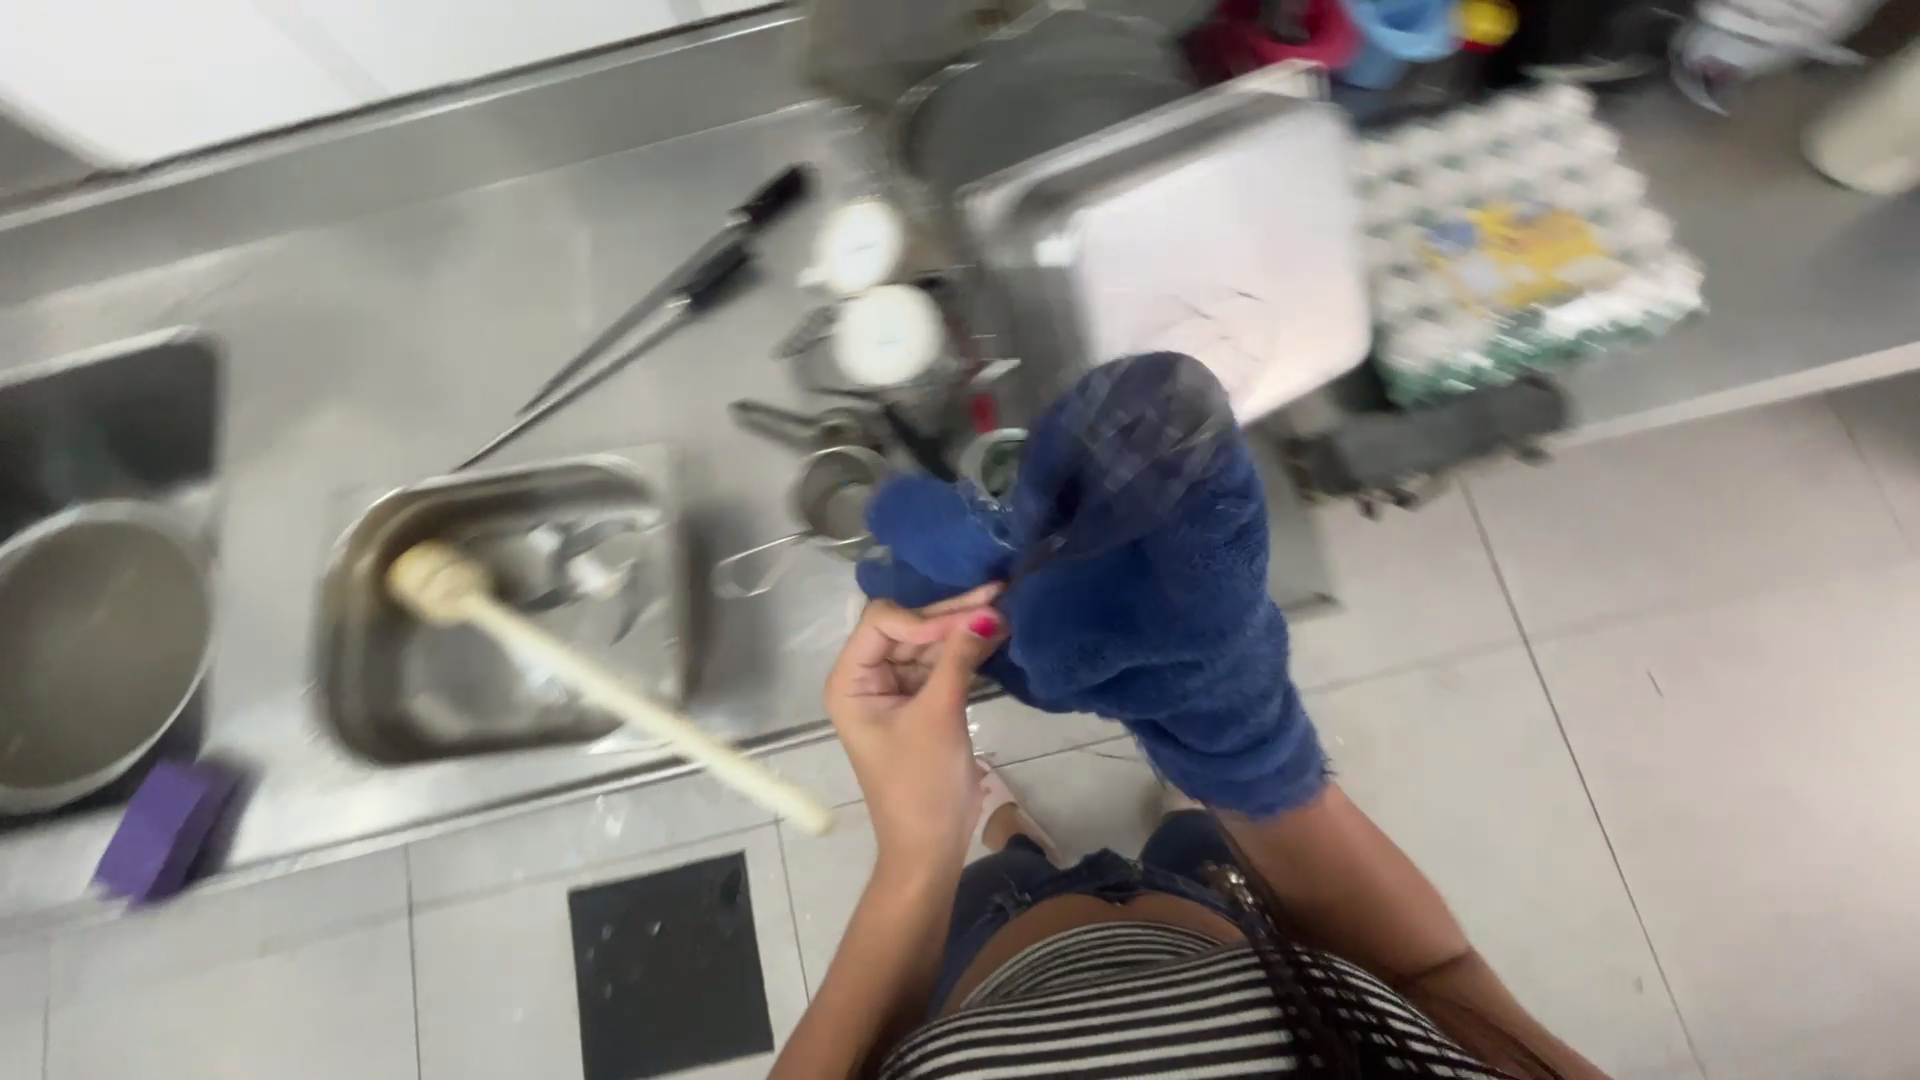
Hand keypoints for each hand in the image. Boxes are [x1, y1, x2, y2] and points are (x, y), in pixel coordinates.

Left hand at [825, 585, 1005, 876]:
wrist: (931, 846)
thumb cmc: (920, 784)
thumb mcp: (938, 716)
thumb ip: (959, 659)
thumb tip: (989, 612)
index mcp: (851, 681)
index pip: (881, 623)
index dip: (922, 619)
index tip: (964, 627)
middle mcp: (868, 677)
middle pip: (908, 628)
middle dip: (950, 615)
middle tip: (997, 592)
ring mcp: (896, 688)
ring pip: (929, 643)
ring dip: (964, 628)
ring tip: (1006, 607)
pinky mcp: (923, 700)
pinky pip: (943, 664)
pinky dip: (968, 650)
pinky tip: (998, 632)